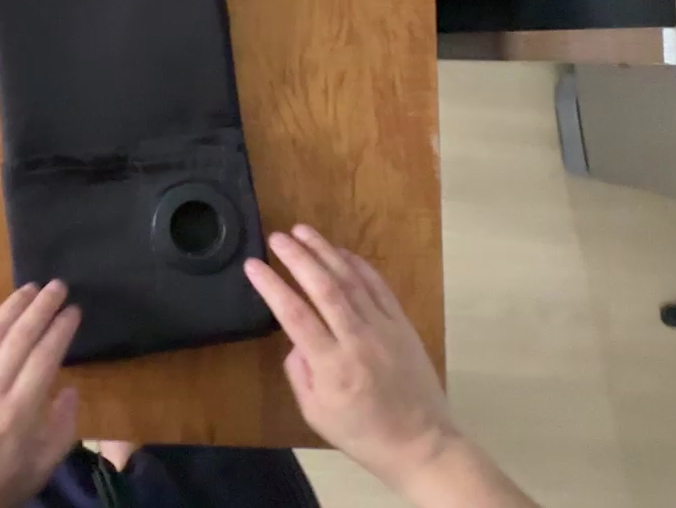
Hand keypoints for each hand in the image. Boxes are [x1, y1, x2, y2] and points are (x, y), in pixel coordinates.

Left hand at [0, 281, 81, 507]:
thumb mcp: (37, 471)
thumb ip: (61, 431)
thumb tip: (71, 390)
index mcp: (19, 412)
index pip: (45, 356)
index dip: (61, 329)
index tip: (74, 310)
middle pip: (21, 336)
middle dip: (42, 306)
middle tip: (58, 285)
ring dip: (13, 305)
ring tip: (30, 288)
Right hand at [244, 225, 457, 489]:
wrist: (423, 445)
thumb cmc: (363, 433)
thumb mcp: (315, 413)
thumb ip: (298, 371)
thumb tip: (294, 337)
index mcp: (333, 367)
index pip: (294, 316)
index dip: (271, 286)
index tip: (253, 265)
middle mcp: (357, 341)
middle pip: (324, 288)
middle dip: (297, 257)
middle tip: (276, 237)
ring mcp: (383, 328)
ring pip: (350, 279)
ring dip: (324, 251)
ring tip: (302, 231)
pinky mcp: (402, 323)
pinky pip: (378, 285)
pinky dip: (357, 263)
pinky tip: (339, 250)